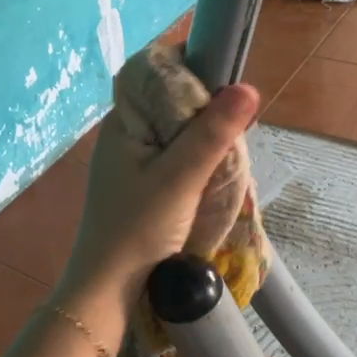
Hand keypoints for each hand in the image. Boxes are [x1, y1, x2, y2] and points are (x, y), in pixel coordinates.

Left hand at [56, 83, 259, 311]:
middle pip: (170, 102)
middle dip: (205, 107)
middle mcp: (124, 134)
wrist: (108, 289)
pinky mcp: (141, 186)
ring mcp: (130, 161)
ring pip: (175, 131)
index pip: (155, 73)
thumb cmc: (138, 228)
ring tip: (231, 152)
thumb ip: (212, 134)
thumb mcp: (180, 177)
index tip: (228, 79)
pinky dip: (196, 161)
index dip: (191, 67)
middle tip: (237, 125)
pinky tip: (214, 177)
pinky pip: (174, 158)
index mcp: (124, 122)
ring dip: (204, 138)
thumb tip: (248, 87)